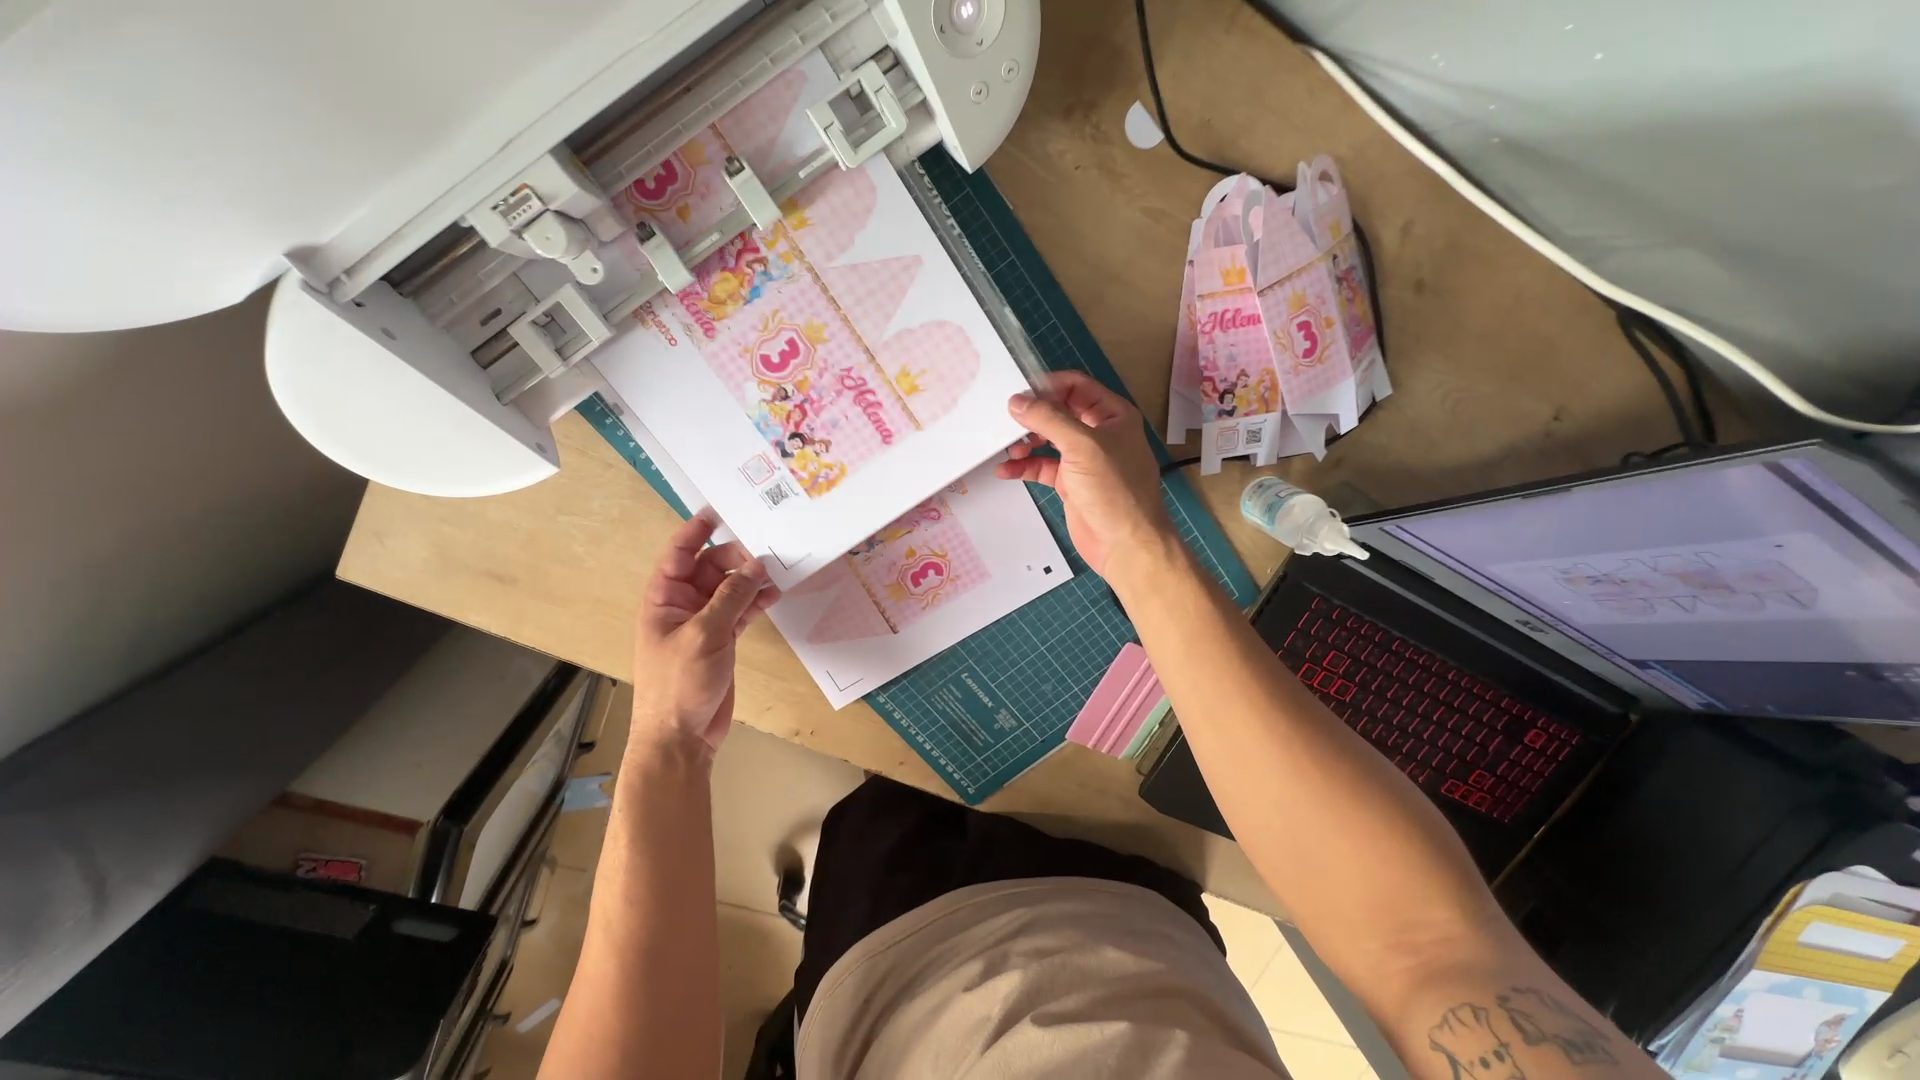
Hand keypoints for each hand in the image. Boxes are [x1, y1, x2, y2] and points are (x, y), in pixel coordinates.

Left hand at [631, 512, 780, 758]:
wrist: (681, 736)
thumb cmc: (679, 683)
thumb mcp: (704, 634)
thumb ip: (731, 597)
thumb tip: (755, 566)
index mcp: (663, 598)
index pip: (679, 553)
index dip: (697, 529)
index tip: (721, 510)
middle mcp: (682, 604)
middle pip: (710, 567)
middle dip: (736, 556)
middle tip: (766, 554)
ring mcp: (703, 622)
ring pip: (729, 588)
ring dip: (751, 579)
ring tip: (780, 570)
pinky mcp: (722, 640)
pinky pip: (740, 610)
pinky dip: (756, 601)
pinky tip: (776, 594)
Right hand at [997, 371, 1175, 576]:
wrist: (1126, 544)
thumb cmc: (1115, 490)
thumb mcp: (1082, 446)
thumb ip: (1049, 419)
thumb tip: (1017, 402)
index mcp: (1112, 415)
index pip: (1076, 386)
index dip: (1047, 387)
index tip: (1018, 394)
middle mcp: (1099, 433)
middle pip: (1058, 412)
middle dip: (1032, 417)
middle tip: (1007, 424)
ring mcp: (1084, 459)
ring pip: (1048, 440)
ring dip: (1026, 443)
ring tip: (1009, 451)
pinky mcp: (1071, 483)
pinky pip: (1043, 467)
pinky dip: (1025, 467)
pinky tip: (1006, 471)